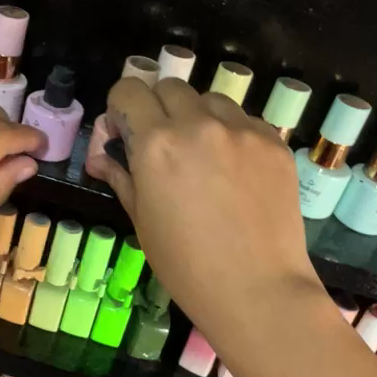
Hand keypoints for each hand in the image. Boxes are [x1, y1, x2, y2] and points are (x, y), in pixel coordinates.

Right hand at [88, 78, 324, 339]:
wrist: (257, 289)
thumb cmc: (186, 265)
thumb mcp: (141, 221)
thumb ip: (121, 177)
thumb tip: (102, 158)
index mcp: (156, 143)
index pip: (129, 91)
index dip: (122, 108)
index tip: (126, 133)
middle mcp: (198, 124)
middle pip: (169, 87)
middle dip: (158, 108)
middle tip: (163, 146)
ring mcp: (242, 130)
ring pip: (210, 99)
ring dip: (197, 117)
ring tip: (203, 157)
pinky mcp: (274, 142)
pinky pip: (244, 121)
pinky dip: (232, 134)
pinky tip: (235, 171)